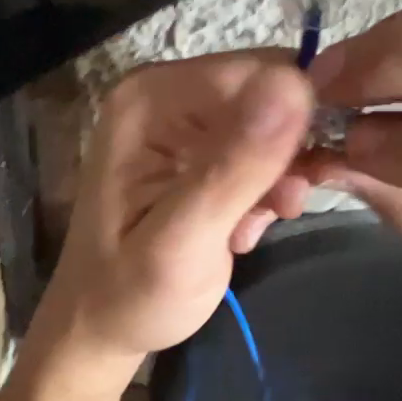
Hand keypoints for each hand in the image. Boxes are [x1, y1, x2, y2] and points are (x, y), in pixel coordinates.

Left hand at [29, 53, 313, 384]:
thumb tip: (294, 87)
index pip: (260, 72)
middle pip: (268, 94)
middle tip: (277, 213)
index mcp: (151, 100)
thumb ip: (234, 169)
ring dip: (276, 181)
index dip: (298, 120)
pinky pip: (256, 153)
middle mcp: (163, 95)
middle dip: (286, 156)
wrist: (100, 329)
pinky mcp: (191, 153)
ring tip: (249, 232)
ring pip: (270, 126)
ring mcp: (177, 124)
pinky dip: (261, 194)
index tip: (301, 183)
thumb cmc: (131, 296)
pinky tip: (239, 232)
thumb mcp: (183, 240)